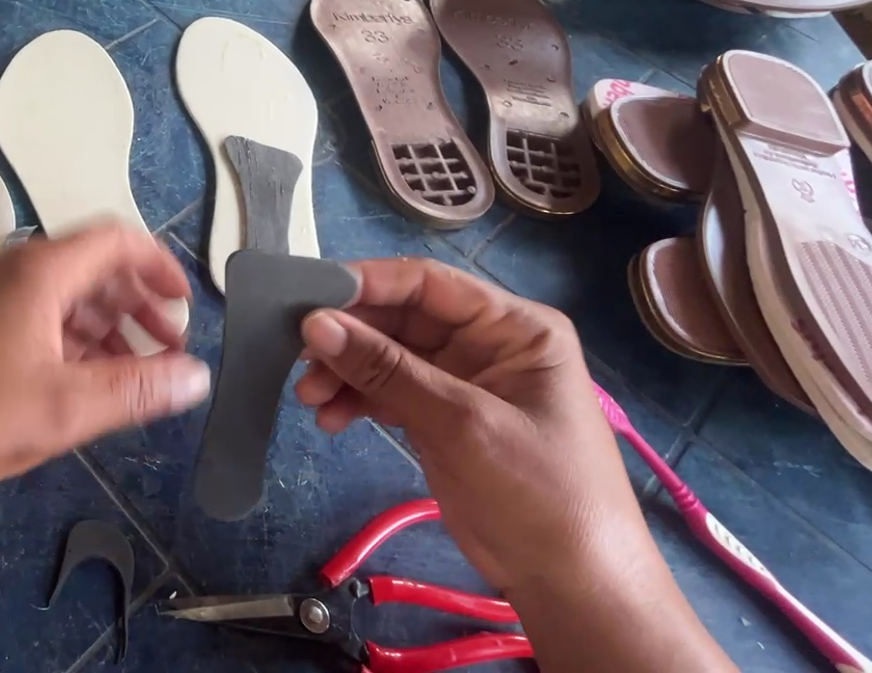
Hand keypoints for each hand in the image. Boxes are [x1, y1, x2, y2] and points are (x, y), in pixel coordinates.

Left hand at [0, 221, 211, 498]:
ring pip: (65, 291)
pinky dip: (71, 334)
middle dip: (136, 303)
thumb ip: (139, 388)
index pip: (116, 241)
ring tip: (132, 371)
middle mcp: (13, 265)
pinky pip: (37, 309)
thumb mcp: (68, 408)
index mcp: (39, 270)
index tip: (185, 304)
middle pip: (92, 266)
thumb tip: (197, 375)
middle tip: (166, 347)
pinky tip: (85, 376)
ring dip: (106, 324)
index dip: (159, 265)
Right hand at [294, 257, 648, 592]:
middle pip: (396, 319)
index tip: (308, 297)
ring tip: (309, 399)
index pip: (426, 283)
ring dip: (343, 372)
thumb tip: (313, 324)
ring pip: (383, 355)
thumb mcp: (461, 423)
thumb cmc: (539, 493)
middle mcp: (483, 342)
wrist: (573, 588)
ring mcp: (459, 379)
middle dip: (347, 338)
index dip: (366, 284)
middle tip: (298, 357)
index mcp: (511, 326)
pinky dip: (354, 400)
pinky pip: (384, 390)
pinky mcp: (438, 414)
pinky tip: (331, 420)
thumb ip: (385, 369)